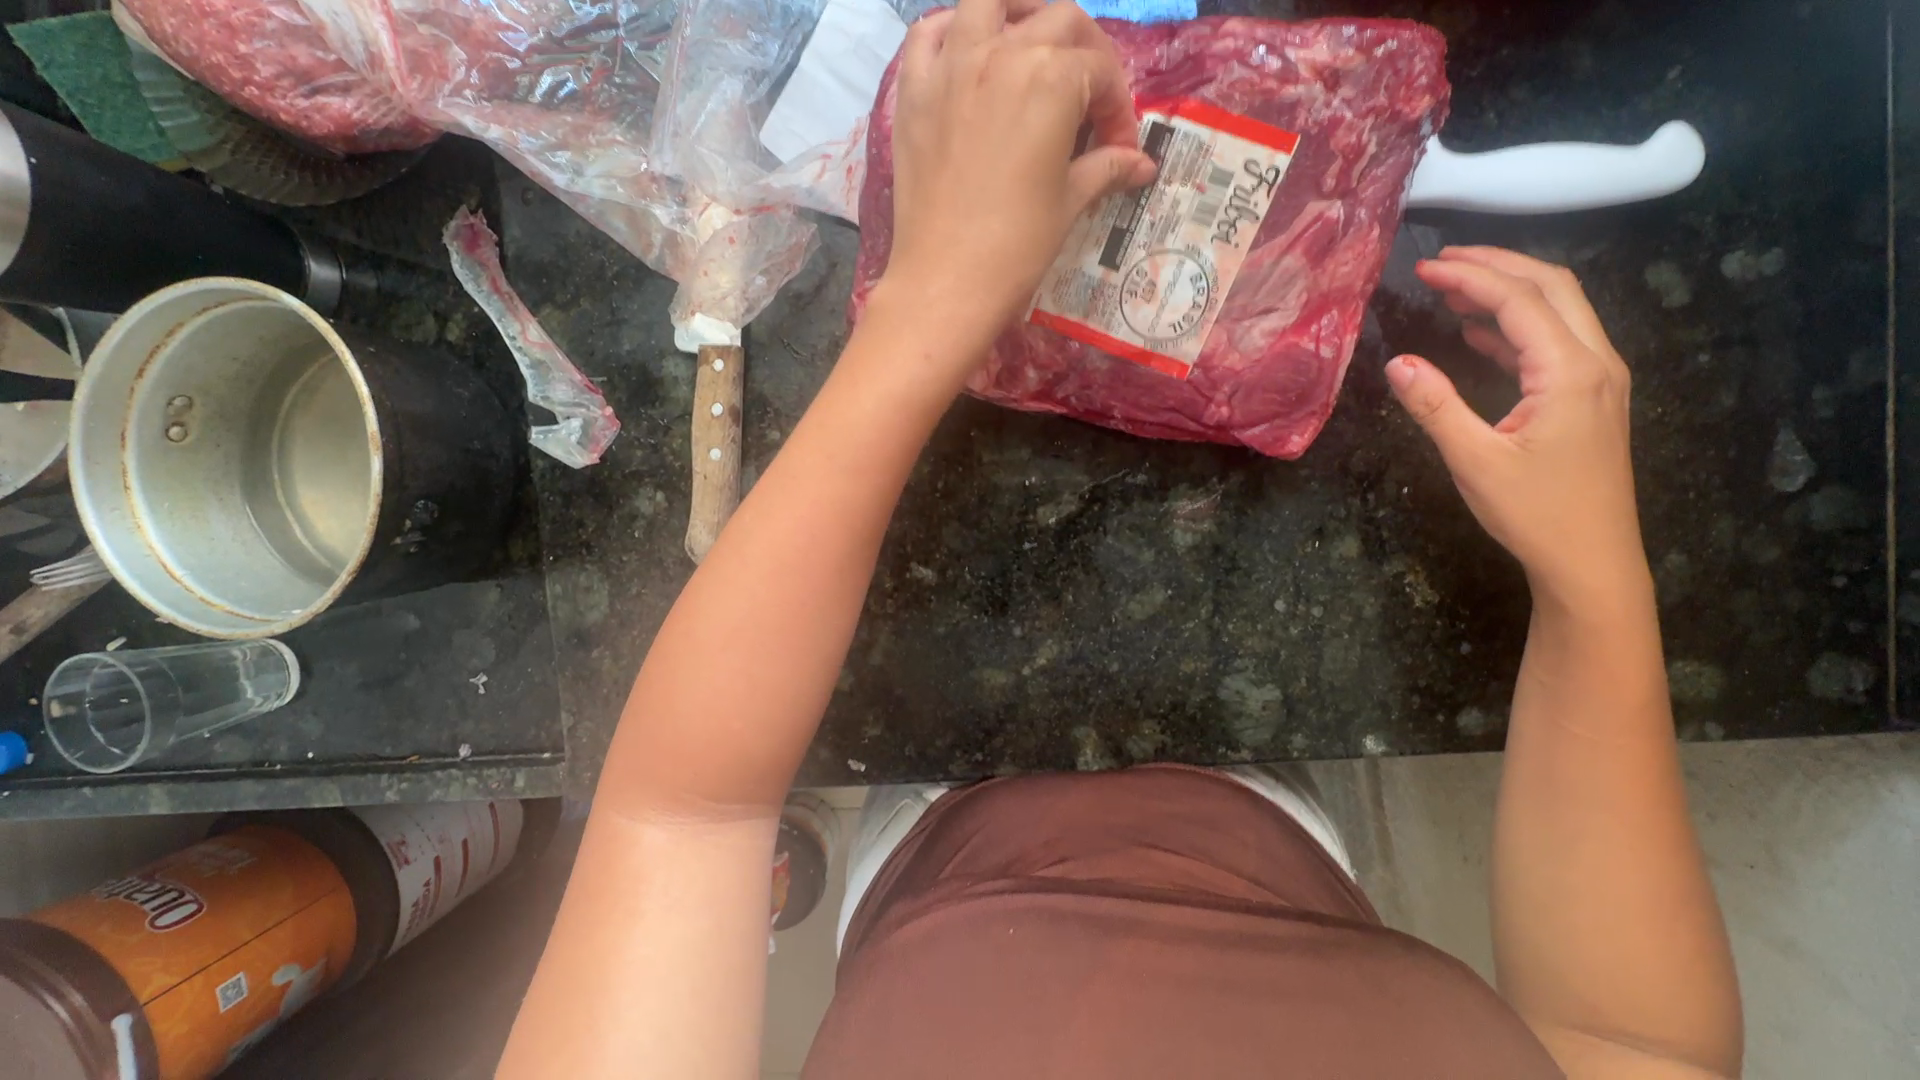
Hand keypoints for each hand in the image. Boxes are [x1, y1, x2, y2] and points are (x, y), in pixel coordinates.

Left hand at [879, 0, 1154, 355]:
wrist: (945, 281)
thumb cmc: (1017, 246)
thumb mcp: (1070, 202)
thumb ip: (1105, 168)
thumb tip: (1142, 165)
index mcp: (1053, 78)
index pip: (1100, 73)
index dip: (1117, 110)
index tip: (1118, 149)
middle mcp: (1002, 54)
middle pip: (1058, 22)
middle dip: (1085, 55)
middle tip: (1089, 100)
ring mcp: (952, 67)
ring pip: (990, 3)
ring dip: (1020, 14)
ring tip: (1032, 45)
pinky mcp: (913, 93)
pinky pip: (927, 35)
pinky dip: (950, 31)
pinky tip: (966, 54)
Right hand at [1387, 247, 1648, 612]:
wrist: (1590, 560)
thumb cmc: (1534, 513)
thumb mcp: (1474, 460)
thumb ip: (1435, 405)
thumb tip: (1396, 362)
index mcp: (1571, 371)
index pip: (1520, 301)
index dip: (1470, 277)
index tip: (1424, 269)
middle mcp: (1596, 362)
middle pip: (1553, 288)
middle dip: (1497, 265)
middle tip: (1442, 262)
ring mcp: (1599, 379)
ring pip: (1559, 311)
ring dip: (1509, 291)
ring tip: (1453, 289)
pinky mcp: (1590, 398)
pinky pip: (1556, 341)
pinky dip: (1516, 326)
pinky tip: (1479, 333)